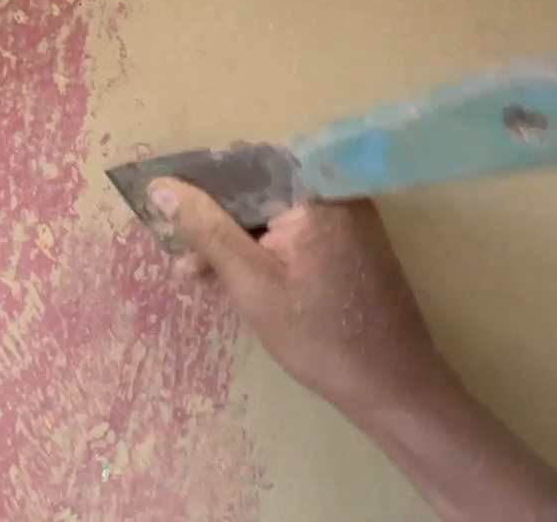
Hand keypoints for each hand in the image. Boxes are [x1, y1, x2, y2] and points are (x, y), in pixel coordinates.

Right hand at [147, 179, 452, 415]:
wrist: (396, 394)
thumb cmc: (320, 336)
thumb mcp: (249, 280)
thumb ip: (205, 227)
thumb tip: (160, 186)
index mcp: (314, 192)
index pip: (242, 163)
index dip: (199, 181)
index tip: (167, 206)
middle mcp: (332, 193)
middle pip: (254, 187)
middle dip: (212, 216)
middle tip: (179, 248)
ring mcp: (342, 218)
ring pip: (267, 210)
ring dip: (230, 236)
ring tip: (195, 270)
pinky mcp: (344, 242)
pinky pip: (287, 228)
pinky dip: (257, 247)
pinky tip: (229, 274)